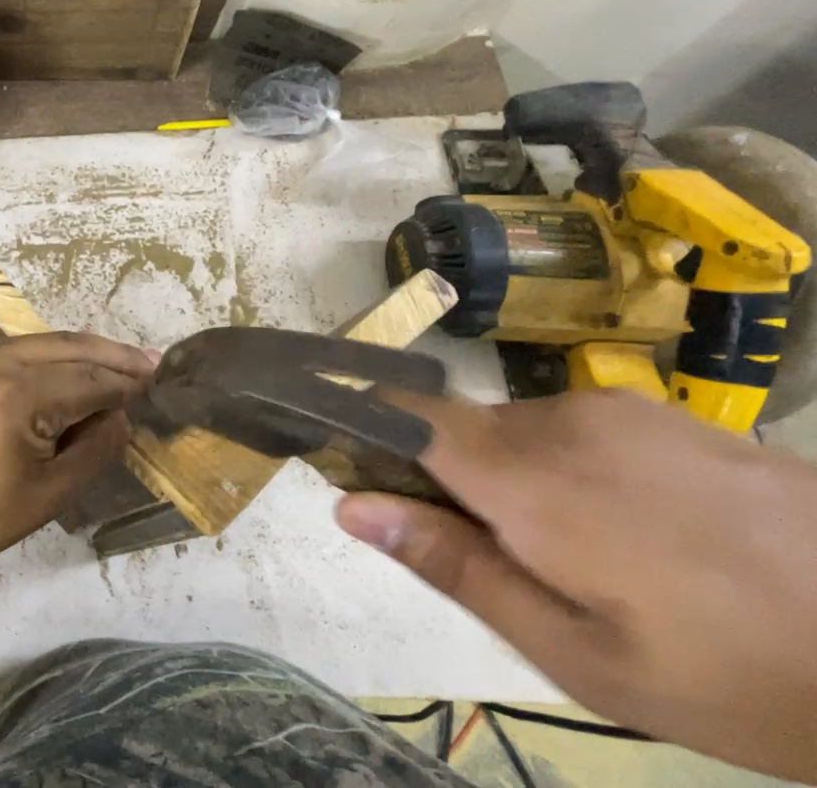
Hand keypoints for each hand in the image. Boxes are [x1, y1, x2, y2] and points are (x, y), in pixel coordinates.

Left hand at [0, 333, 155, 592]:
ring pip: (34, 345)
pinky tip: (64, 375)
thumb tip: (120, 415)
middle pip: (63, 347)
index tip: (160, 384)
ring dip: (75, 356)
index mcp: (12, 393)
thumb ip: (96, 447)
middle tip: (152, 363)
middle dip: (110, 357)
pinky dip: (39, 362)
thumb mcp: (51, 492)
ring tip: (118, 368)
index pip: (86, 380)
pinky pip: (5, 353)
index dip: (125, 385)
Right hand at [336, 388, 816, 780]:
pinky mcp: (677, 419)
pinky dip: (570, 470)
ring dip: (512, 479)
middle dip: (447, 480)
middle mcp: (568, 421)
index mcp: (532, 478)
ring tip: (580, 560)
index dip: (358, 429)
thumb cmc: (739, 677)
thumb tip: (350, 505)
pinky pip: (579, 430)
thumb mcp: (579, 655)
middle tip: (497, 563)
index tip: (353, 478)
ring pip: (516, 431)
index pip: (401, 413)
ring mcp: (630, 413)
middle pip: (456, 430)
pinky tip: (639, 535)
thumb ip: (456, 568)